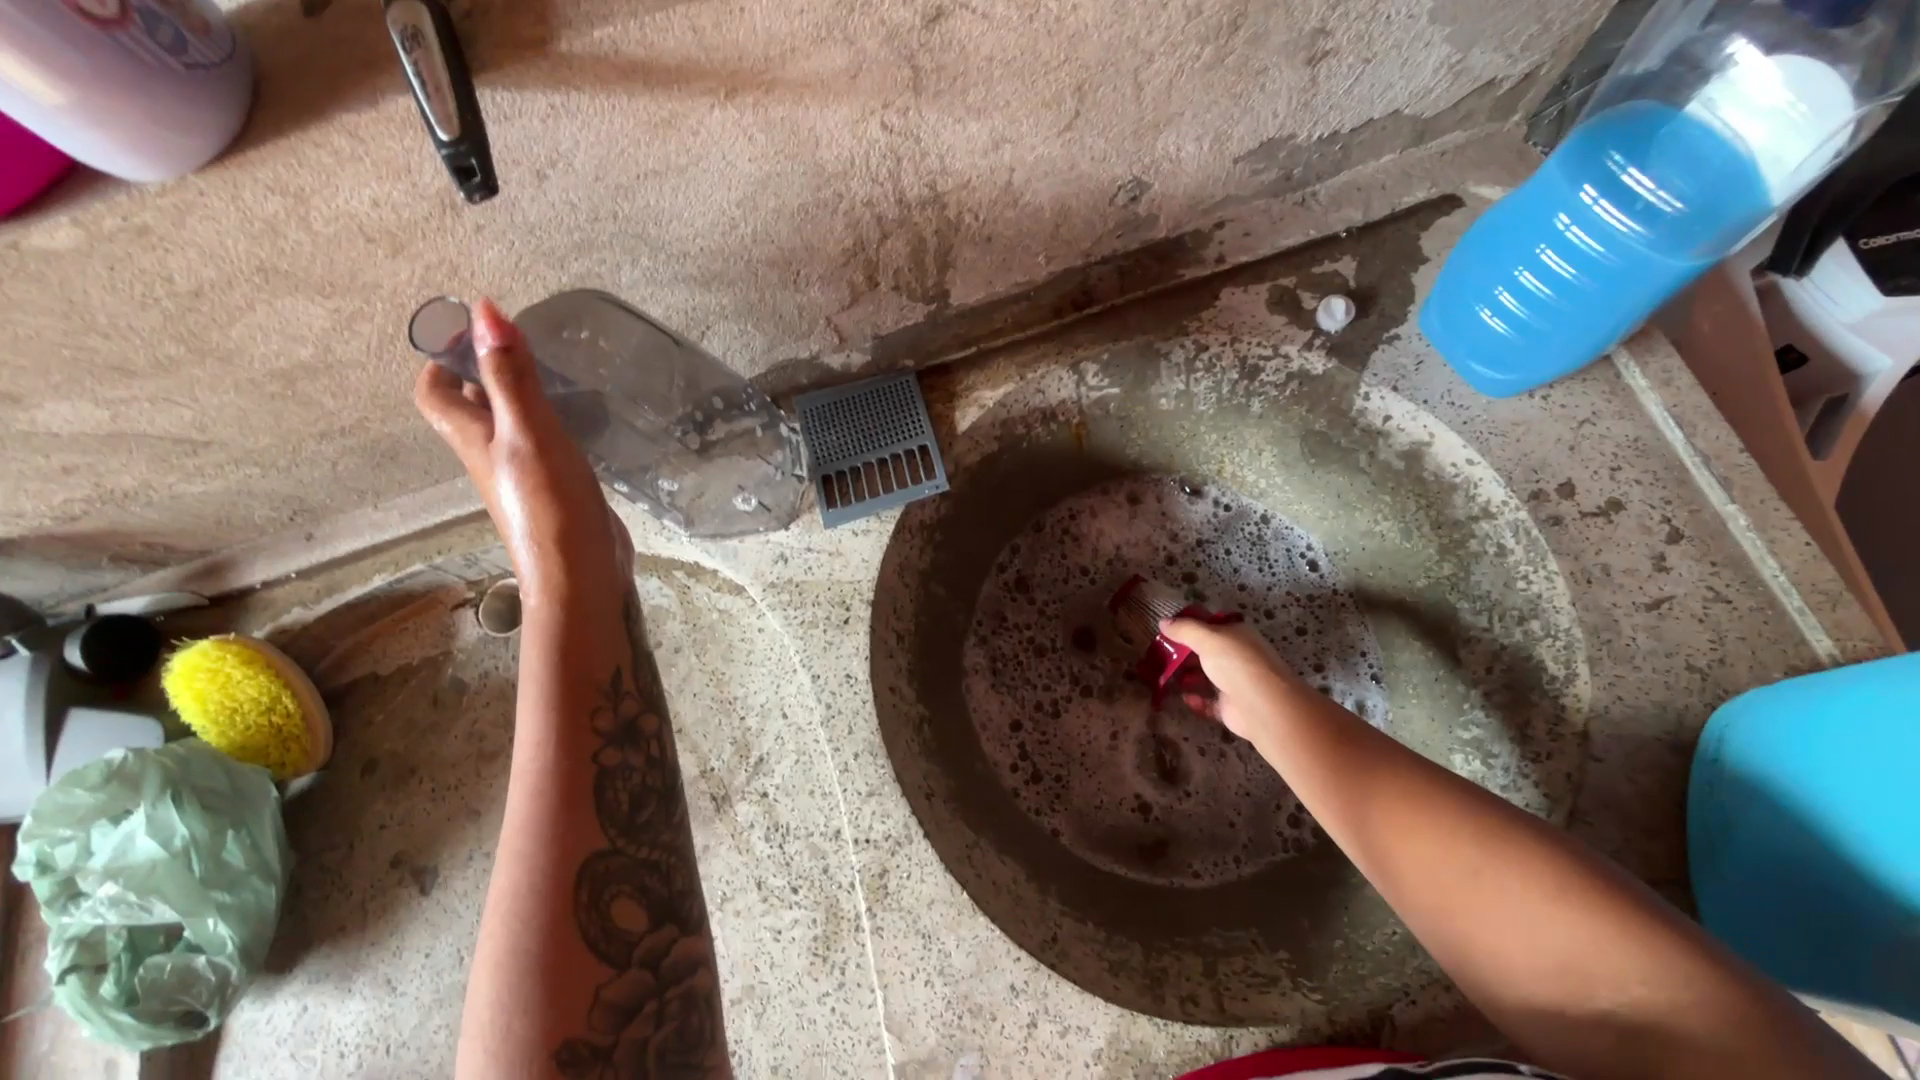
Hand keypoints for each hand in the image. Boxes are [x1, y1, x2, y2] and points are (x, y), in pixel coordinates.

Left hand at [413, 298, 627, 605]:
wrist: (580, 575)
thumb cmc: (550, 505)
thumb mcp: (529, 433)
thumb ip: (510, 377)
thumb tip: (484, 312)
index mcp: (473, 439)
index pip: (434, 392)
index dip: (441, 358)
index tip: (471, 329)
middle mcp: (490, 456)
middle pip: (471, 406)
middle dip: (485, 370)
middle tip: (522, 340)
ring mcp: (524, 476)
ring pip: (510, 425)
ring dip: (522, 395)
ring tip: (558, 369)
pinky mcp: (556, 490)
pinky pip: (543, 446)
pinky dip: (553, 423)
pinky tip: (584, 419)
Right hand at [1159, 617, 1303, 739]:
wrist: (1263, 706)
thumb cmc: (1236, 663)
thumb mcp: (1208, 638)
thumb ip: (1184, 629)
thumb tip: (1163, 621)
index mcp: (1236, 634)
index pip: (1211, 626)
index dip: (1189, 627)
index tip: (1166, 632)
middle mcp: (1237, 656)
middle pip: (1206, 652)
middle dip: (1183, 654)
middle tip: (1160, 656)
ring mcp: (1235, 682)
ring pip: (1206, 677)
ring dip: (1187, 677)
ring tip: (1164, 677)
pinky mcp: (1230, 706)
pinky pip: (1209, 701)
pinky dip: (1196, 699)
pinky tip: (1183, 698)